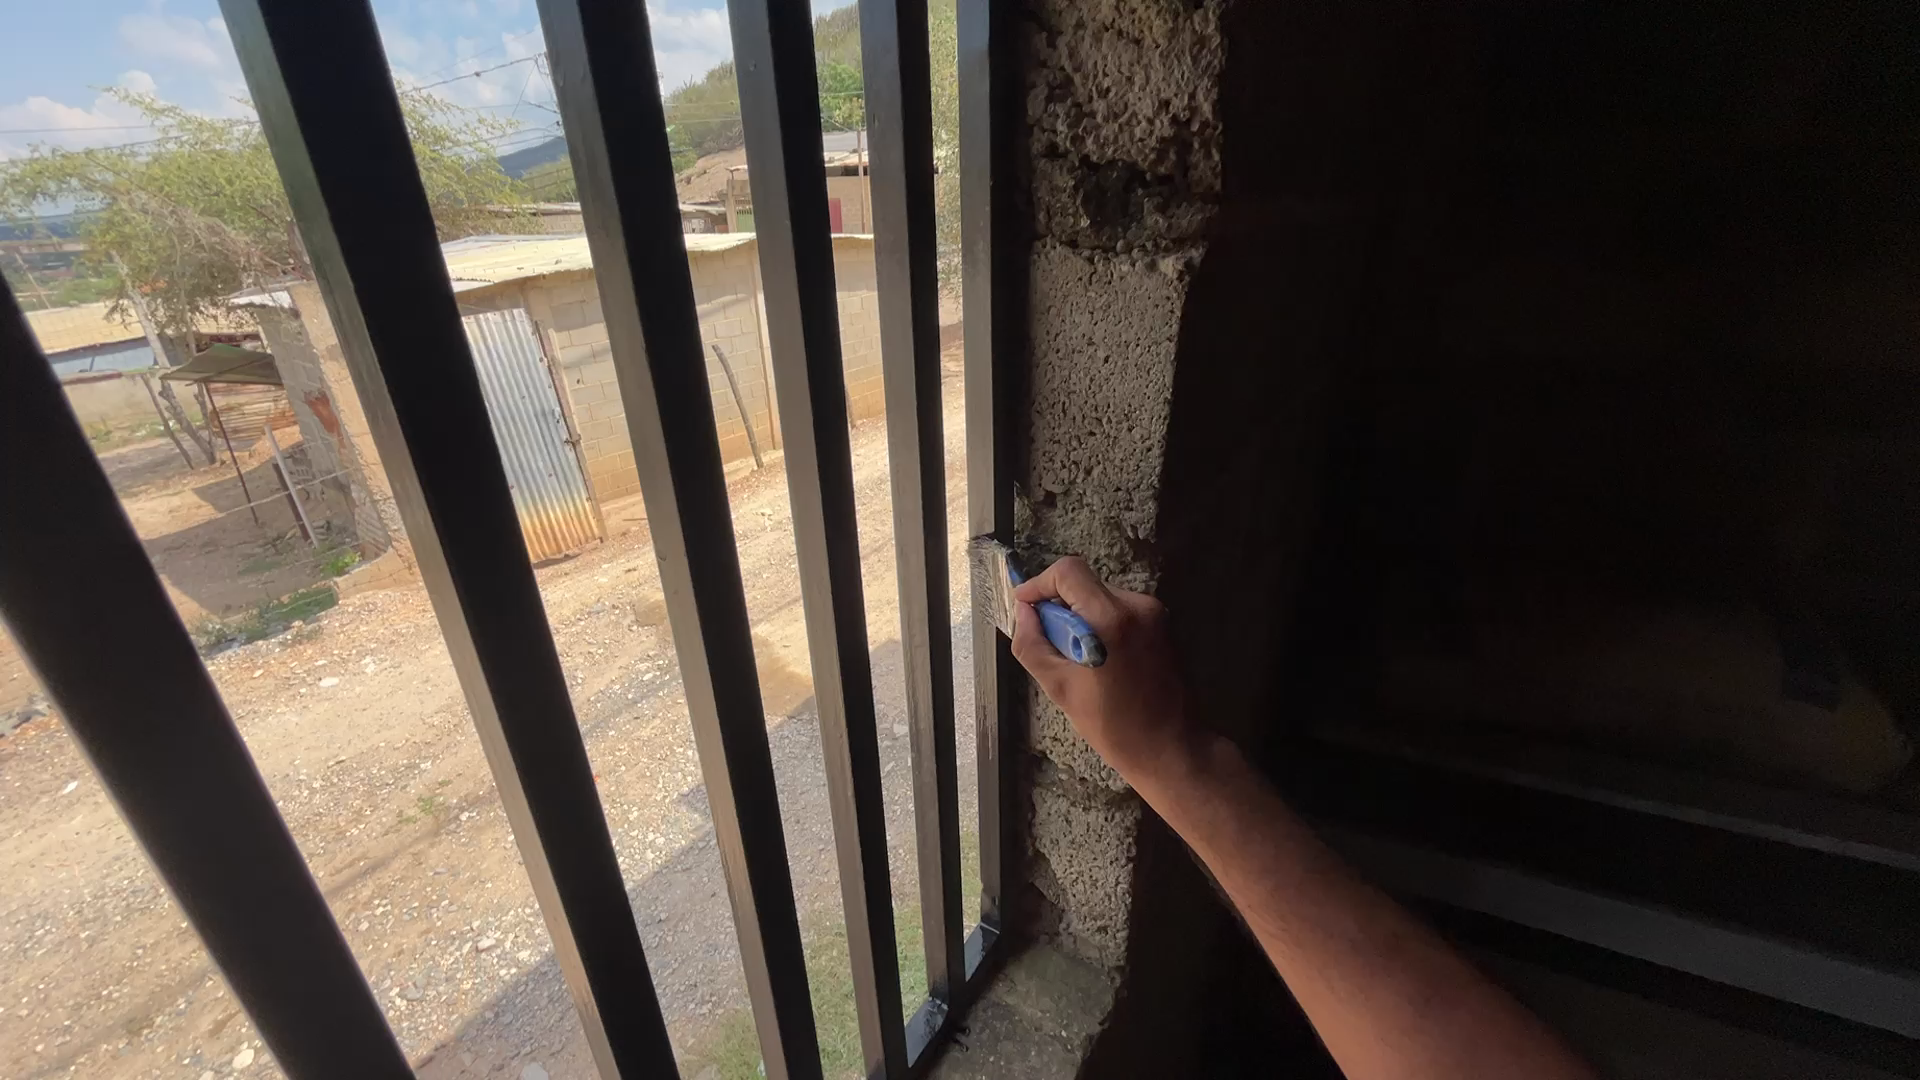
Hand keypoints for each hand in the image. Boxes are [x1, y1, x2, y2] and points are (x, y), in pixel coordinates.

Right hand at [1010, 556, 1194, 783]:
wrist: (1172, 748)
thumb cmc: (1114, 725)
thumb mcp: (1059, 688)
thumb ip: (1032, 643)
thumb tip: (1023, 611)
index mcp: (1111, 618)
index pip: (1068, 571)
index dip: (1039, 584)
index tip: (1025, 606)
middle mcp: (1137, 605)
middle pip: (1084, 583)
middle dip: (1059, 605)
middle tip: (1050, 641)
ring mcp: (1155, 612)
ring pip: (1100, 597)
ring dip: (1081, 617)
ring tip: (1078, 658)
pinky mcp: (1164, 623)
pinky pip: (1119, 610)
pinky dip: (1101, 624)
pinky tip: (1102, 660)